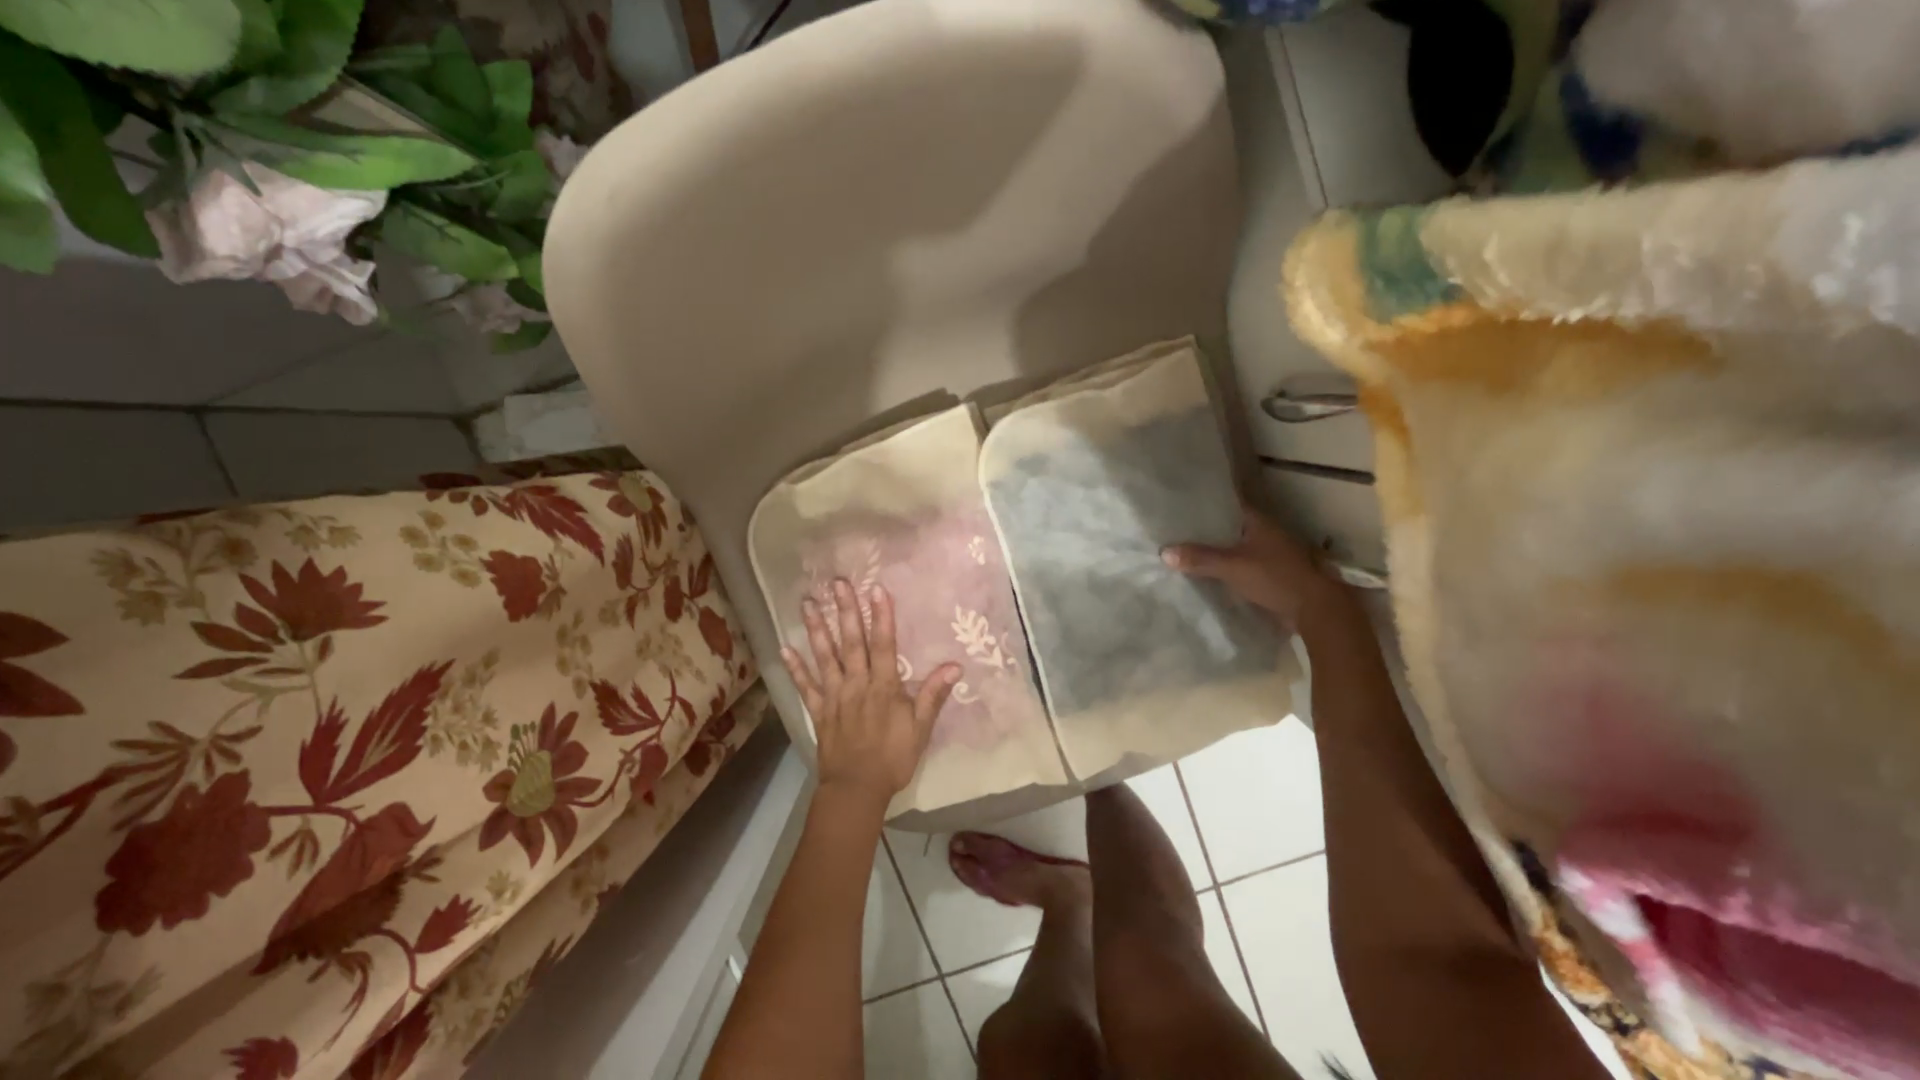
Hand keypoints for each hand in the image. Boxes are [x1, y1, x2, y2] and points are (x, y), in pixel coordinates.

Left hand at [782, 580, 961, 807]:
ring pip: (825, 657)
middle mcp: (857, 685)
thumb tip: (954, 666)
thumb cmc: (893, 759)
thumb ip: (933, 695)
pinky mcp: (819, 711)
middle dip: (845, 611)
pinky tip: (784, 647)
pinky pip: (806, 686)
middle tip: (837, 583)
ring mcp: (835, 697)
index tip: (876, 589)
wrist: (856, 789)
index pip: (883, 645)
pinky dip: (795, 667)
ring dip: (817, 629)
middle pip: (851, 642)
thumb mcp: (920, 729)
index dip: (881, 616)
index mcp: (883, 687)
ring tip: (807, 603)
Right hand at [1162, 508, 1351, 629]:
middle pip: (1229, 529)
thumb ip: (1200, 559)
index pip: (1227, 507)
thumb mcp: (1232, 566)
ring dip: (1217, 554)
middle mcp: (1266, 534)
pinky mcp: (1272, 576)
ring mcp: (1271, 555)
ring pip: (1236, 550)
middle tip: (1175, 534)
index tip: (1181, 510)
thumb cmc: (1275, 577)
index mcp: (1258, 522)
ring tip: (1185, 555)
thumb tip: (1163, 552)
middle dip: (1206, 533)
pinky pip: (1242, 568)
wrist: (1315, 608)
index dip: (1205, 508)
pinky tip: (1208, 577)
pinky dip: (1227, 571)